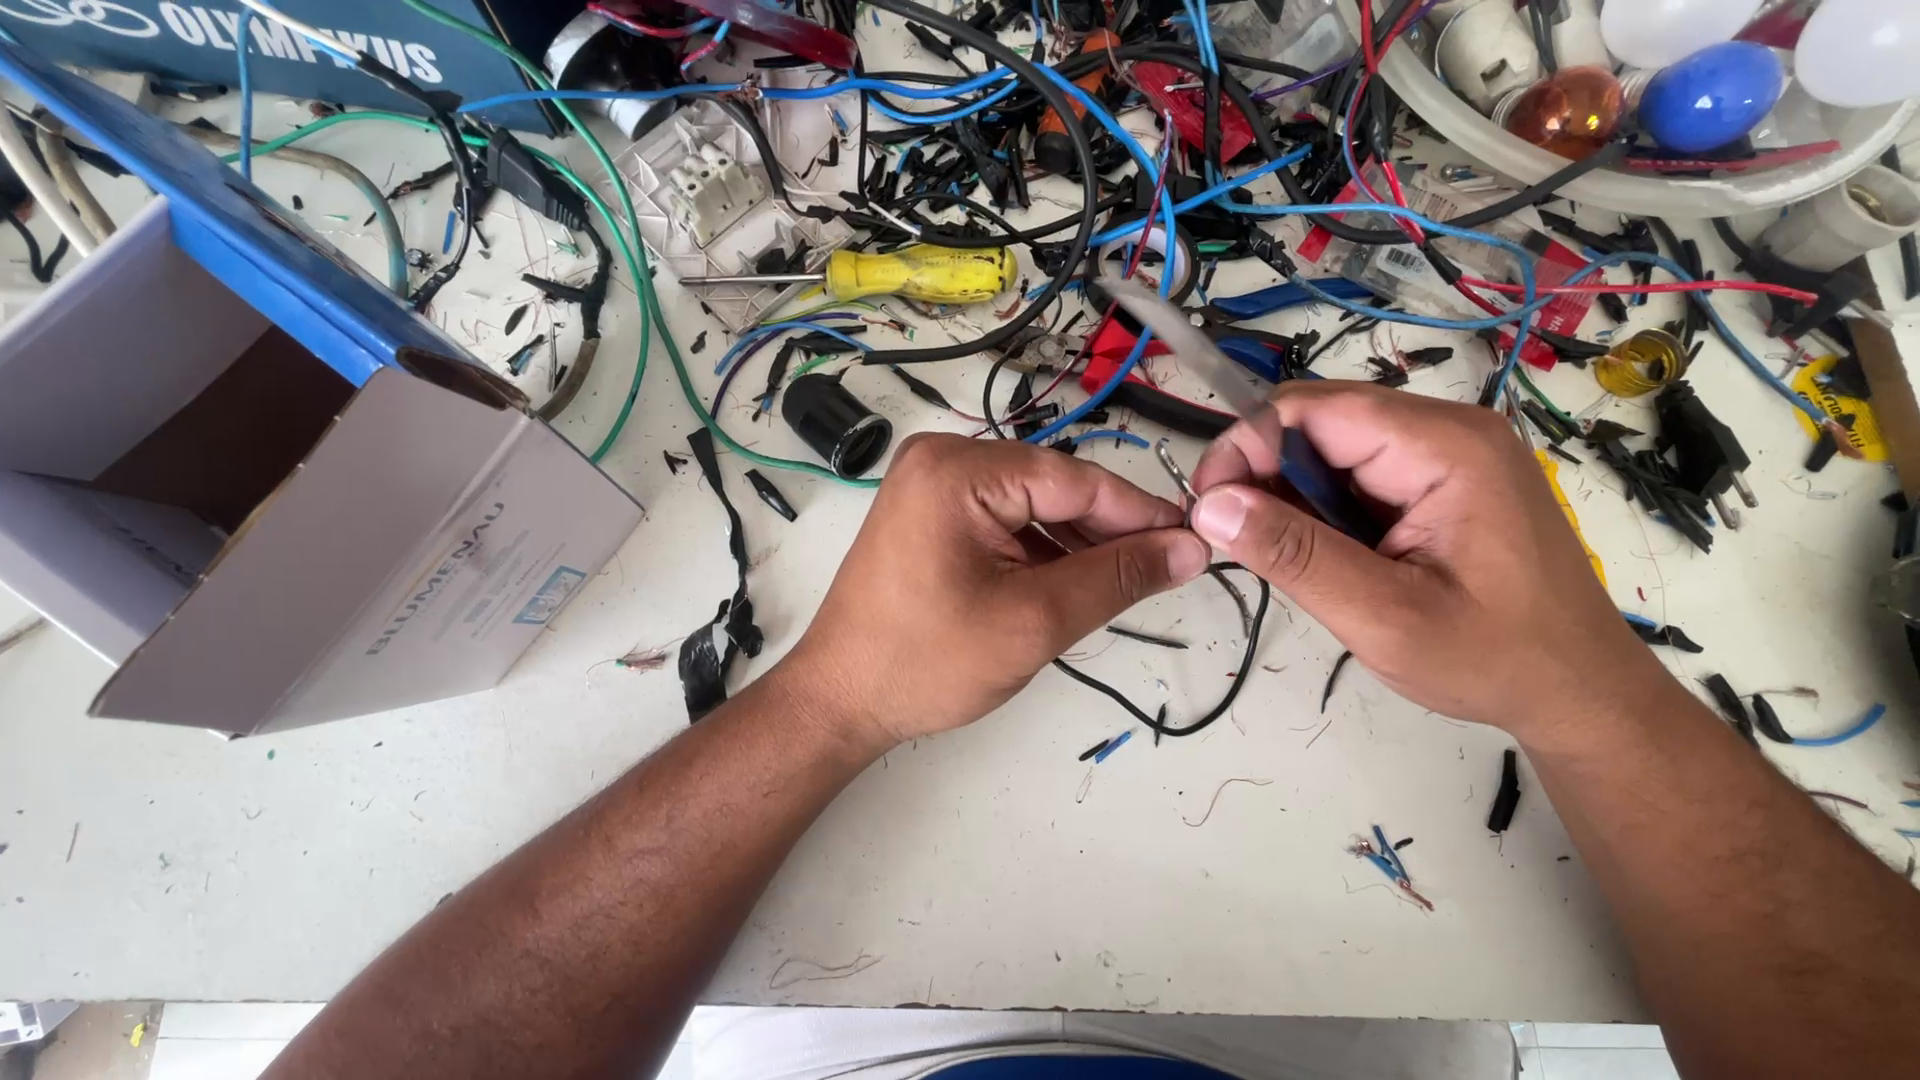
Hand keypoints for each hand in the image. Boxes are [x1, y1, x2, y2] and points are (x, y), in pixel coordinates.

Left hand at [782, 434, 1210, 746]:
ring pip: (1030, 505)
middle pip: (1052, 487)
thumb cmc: (928, 663)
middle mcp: (940, 459)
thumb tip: (1189, 548)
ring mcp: (928, 485)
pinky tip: (1070, 579)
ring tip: (1122, 582)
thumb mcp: (1035, 621)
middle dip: (1107, 530)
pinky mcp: (926, 514)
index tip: (1195, 541)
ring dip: (1075, 542)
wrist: (839, 700)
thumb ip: (1117, 578)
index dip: (1140, 513)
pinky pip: (1001, 519)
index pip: (1075, 480)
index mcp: (958, 470)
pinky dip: (1038, 549)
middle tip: (1163, 569)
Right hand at [1188, 381, 1658, 735]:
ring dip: (1286, 493)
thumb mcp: (1382, 616)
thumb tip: (1209, 505)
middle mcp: (1448, 430)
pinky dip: (1317, 507)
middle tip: (1231, 537)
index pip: (1313, 409)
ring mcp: (1447, 453)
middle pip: (1319, 421)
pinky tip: (1315, 551)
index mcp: (1445, 447)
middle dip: (1261, 472)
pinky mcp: (1439, 480)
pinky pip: (1355, 472)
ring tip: (1274, 553)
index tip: (1207, 507)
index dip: (1246, 445)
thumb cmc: (1492, 659)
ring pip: (1330, 447)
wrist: (1578, 692)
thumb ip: (1295, 556)